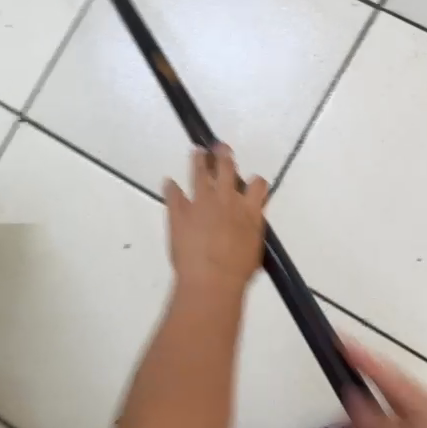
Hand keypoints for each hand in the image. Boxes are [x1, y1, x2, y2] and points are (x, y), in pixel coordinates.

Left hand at [163, 145, 267, 301]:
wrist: (211, 280)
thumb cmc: (238, 271)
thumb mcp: (254, 247)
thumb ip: (251, 228)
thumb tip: (249, 221)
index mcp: (249, 209)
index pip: (258, 185)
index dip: (256, 181)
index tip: (252, 181)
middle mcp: (226, 199)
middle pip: (227, 168)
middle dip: (224, 155)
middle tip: (220, 147)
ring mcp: (200, 202)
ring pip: (199, 172)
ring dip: (198, 160)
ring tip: (196, 152)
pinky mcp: (179, 211)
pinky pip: (173, 194)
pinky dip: (170, 187)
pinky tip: (168, 182)